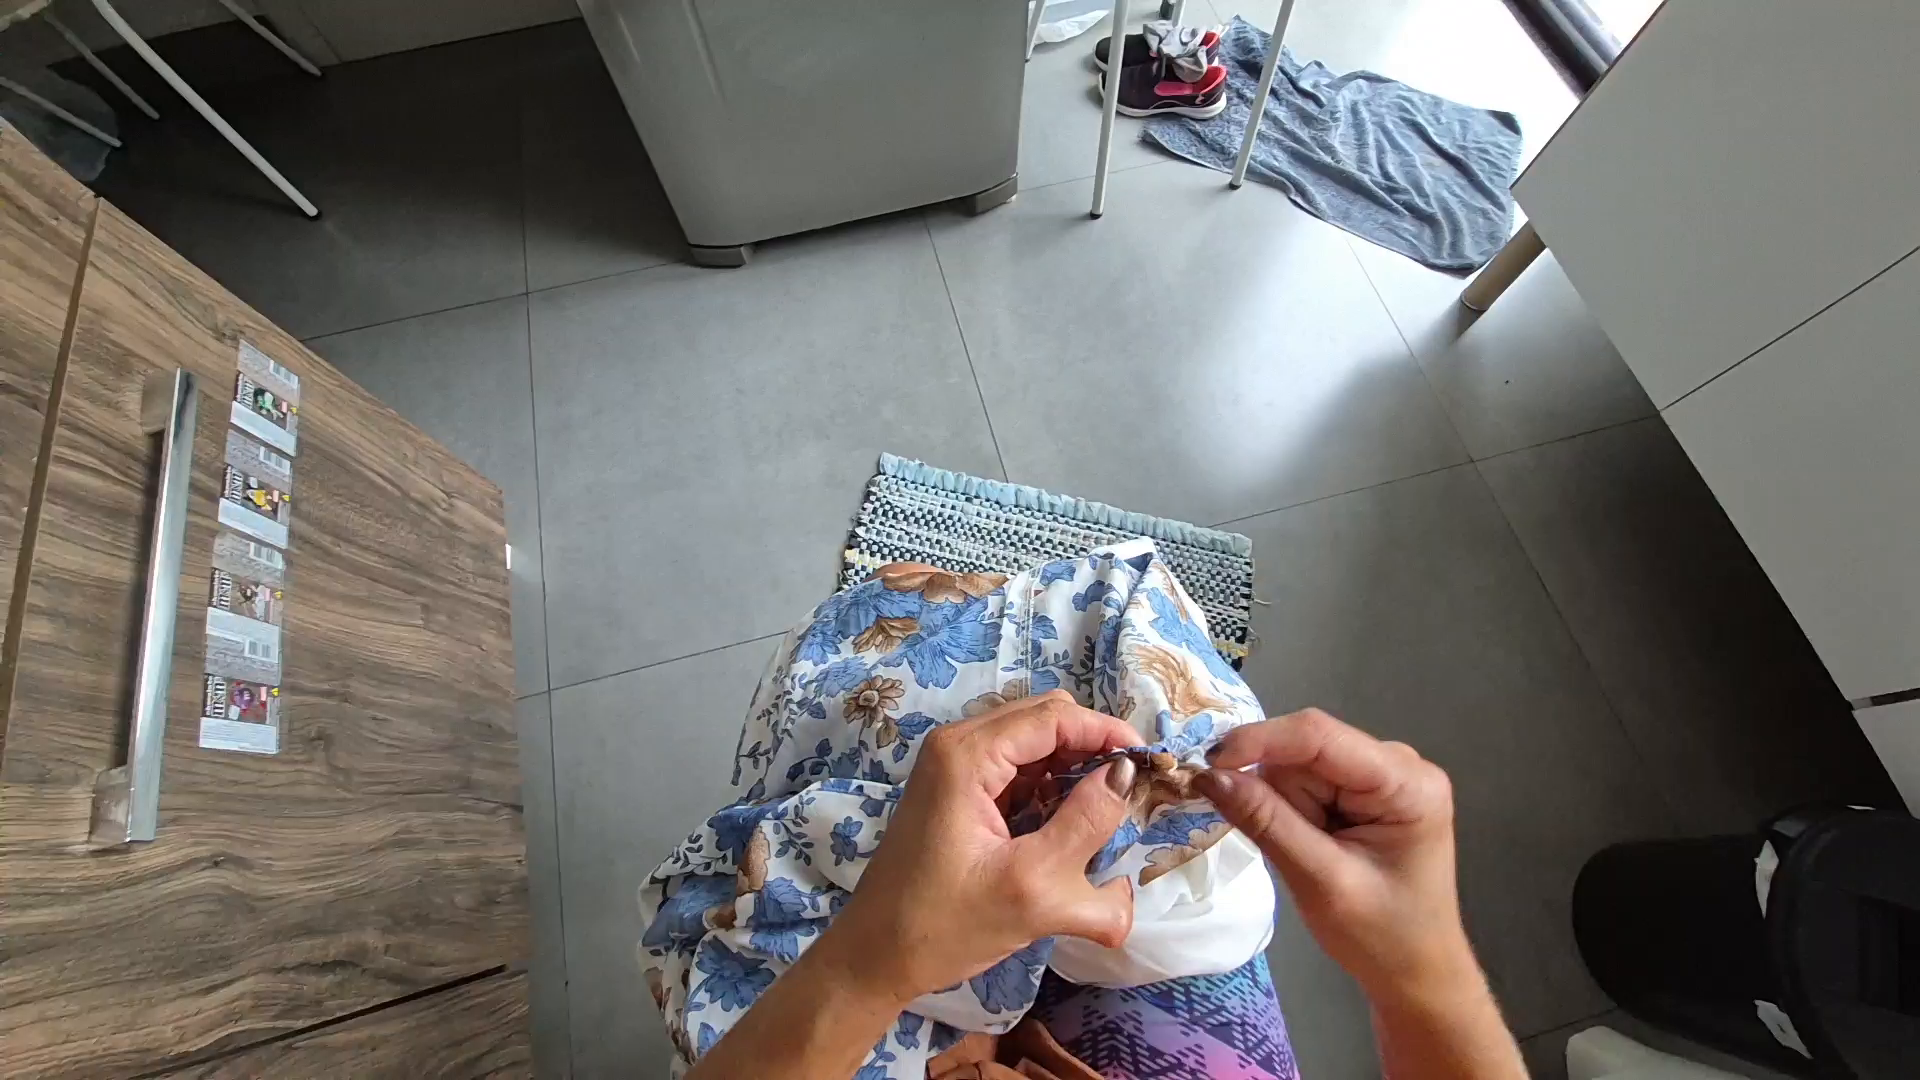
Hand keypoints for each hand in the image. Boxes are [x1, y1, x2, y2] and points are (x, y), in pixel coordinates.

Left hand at [822, 690, 1142, 1006]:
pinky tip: (1067, 823)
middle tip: (1130, 791)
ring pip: (1033, 744)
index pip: (1053, 716)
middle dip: (1091, 749)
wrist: (874, 958)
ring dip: (1072, 768)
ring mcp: (955, 765)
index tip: (1150, 763)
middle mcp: (958, 744)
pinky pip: (1017, 769)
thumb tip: (1126, 774)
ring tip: (1104, 812)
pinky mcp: (959, 790)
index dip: (1105, 732)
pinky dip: (1050, 786)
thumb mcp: (1028, 886)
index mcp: (966, 753)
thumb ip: (1083, 824)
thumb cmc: (942, 925)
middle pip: (1044, 721)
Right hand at [1194, 708, 1474, 1000]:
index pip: (1317, 735)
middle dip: (1275, 789)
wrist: (1415, 974)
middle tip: (1285, 844)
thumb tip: (1207, 776)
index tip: (1207, 767)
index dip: (1257, 741)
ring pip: (1293, 760)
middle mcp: (1394, 762)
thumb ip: (1267, 823)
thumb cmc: (1382, 937)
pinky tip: (1306, 837)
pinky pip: (1298, 774)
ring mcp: (1375, 769)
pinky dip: (1285, 804)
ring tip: (1305, 849)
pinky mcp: (1357, 783)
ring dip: (1279, 801)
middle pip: (1301, 748)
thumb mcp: (1321, 882)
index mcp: (1405, 782)